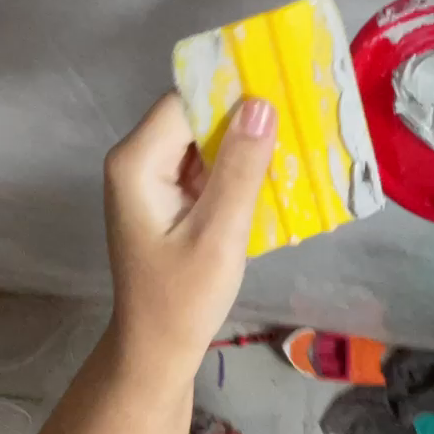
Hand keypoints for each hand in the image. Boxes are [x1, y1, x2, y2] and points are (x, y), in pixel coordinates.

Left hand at [103, 92, 277, 373]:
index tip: (279, 83)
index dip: (229, 90)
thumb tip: (261, 103)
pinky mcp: (167, 192)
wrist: (156, 351)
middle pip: (193, 114)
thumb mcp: (218, 234)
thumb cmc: (183, 299)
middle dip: (241, 112)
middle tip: (296, 107)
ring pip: (202, 136)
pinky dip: (234, 162)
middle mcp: (137, 159)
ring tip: (294, 131)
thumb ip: (240, 168)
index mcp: (137, 162)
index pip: (185, 102)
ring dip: (242, 137)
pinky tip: (272, 166)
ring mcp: (151, 176)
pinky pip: (203, 161)